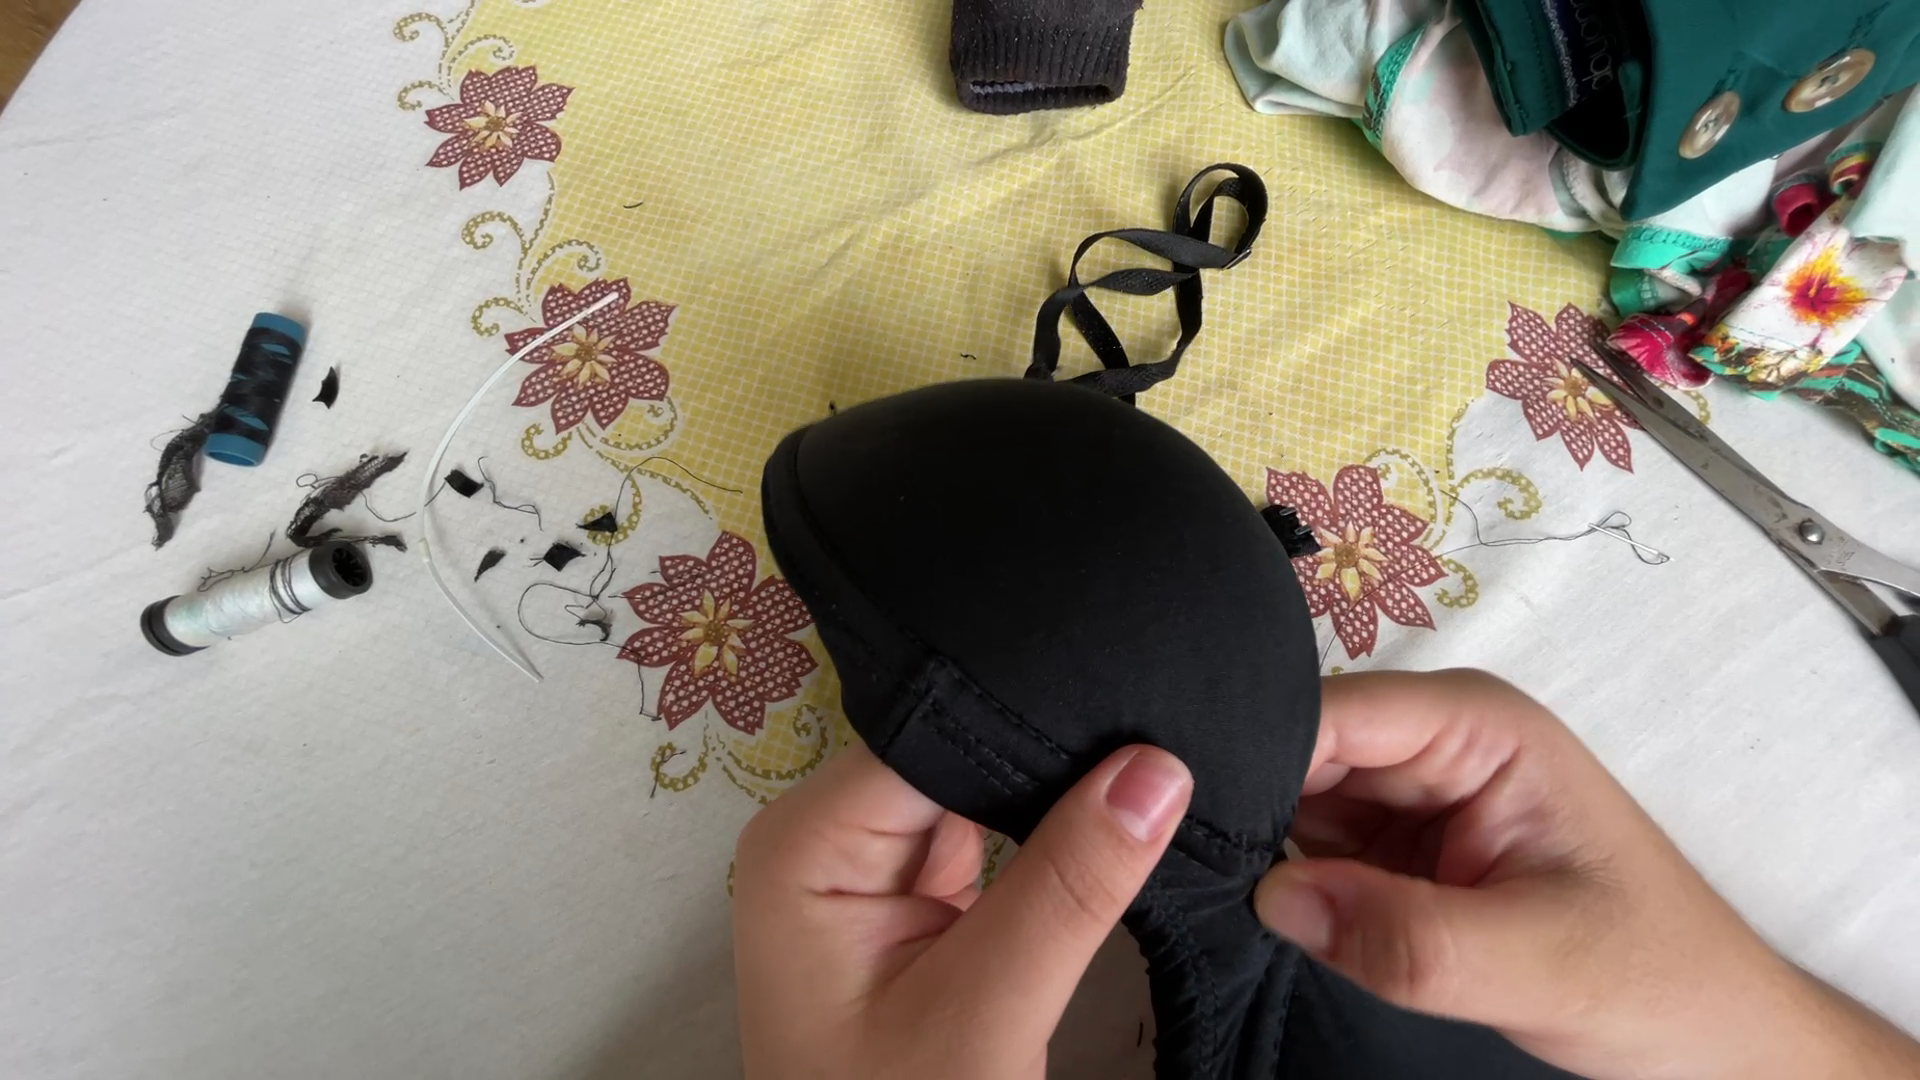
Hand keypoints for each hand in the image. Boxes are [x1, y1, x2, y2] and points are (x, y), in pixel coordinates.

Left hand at [732, 741, 1191, 1079]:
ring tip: (1135, 753)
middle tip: (1146, 724)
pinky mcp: (910, 885)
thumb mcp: (985, 1016)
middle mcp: (827, 828)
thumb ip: (1068, 885)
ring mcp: (868, 856)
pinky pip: (981, 824)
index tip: (1124, 707)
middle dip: (1039, 748)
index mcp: (808, 840)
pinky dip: (1037, 824)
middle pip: (945, 752)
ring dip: (1044, 785)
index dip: (1020, 719)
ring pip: (970, 783)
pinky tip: (1096, 801)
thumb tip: (1158, 768)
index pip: (926, 738)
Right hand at [1254, 670, 1919, 1079]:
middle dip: (1245, 791)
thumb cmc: (1656, 980)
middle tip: (1184, 841)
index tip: (1190, 804)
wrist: (1710, 1044)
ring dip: (1251, 829)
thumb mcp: (1545, 966)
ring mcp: (1396, 782)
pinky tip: (1236, 878)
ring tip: (1203, 864)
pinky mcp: (1380, 831)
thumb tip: (1272, 897)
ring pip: (1286, 785)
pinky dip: (1270, 858)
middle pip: (1296, 741)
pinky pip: (1300, 831)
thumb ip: (1410, 939)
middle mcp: (1420, 734)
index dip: (1258, 750)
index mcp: (1466, 720)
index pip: (1332, 713)